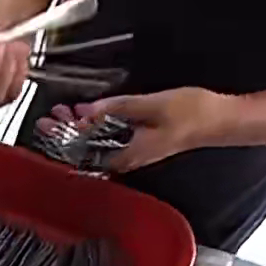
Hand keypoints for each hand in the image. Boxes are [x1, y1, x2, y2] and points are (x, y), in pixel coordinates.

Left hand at [35, 87, 238, 171]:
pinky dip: (93, 125)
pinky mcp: (135, 142)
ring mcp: (128, 152)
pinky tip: (86, 114)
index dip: (62, 137)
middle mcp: (121, 159)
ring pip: (93, 142)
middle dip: (64, 131)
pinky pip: (106, 137)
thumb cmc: (191, 113)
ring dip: (78, 127)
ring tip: (62, 112)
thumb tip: (87, 111)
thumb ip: (117, 108)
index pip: (82, 151)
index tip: (48, 121)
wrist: (218, 121)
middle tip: (48, 116)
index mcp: (123, 156)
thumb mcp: (151, 106)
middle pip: (84, 149)